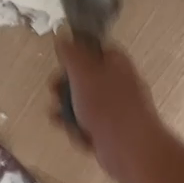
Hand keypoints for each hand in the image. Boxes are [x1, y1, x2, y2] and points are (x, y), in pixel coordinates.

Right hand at [53, 36, 162, 180]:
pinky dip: (78, 127)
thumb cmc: (106, 106)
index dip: (76, 54)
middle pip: (86, 77)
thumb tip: (62, 33)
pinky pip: (88, 123)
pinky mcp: (111, 130)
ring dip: (68, 109)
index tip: (62, 63)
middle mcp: (119, 82)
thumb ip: (71, 53)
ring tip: (59, 116)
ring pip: (84, 102)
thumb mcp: (82, 73)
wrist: (128, 148)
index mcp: (116, 63)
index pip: (95, 49)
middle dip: (66, 86)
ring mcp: (116, 108)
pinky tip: (72, 132)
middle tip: (55, 91)